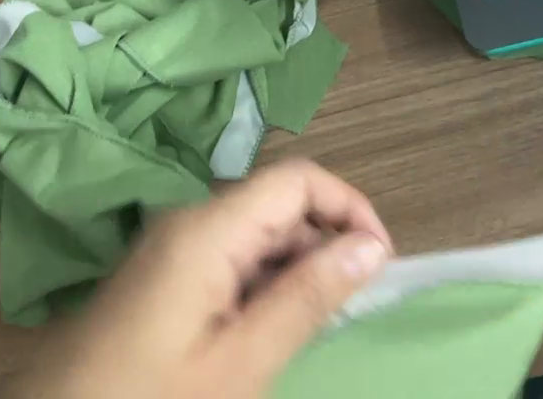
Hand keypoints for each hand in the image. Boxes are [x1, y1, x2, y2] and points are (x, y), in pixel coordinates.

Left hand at [24, 159, 392, 398]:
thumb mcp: (241, 362)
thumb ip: (307, 298)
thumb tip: (371, 246)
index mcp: (209, 227)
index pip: (297, 179)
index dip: (348, 206)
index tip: (380, 260)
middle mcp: (190, 219)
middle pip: (277, 202)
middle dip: (324, 241)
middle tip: (349, 307)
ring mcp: (172, 244)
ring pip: (255, 231)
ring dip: (294, 266)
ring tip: (311, 326)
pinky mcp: (162, 272)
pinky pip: (228, 256)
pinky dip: (262, 282)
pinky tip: (266, 330)